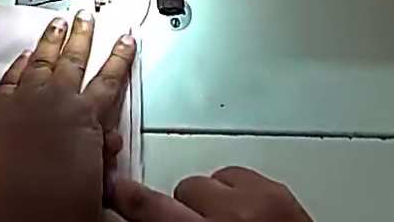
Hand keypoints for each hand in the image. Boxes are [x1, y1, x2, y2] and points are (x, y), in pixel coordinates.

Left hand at [0, 11, 135, 221]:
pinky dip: (20, 63)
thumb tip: (109, 150)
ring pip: (42, 59)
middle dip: (82, 35)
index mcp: (83, 121)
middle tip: (87, 14)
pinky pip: (12, 75)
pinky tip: (24, 54)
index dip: (120, 59)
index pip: (108, 82)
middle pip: (73, 59)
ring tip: (58, 22)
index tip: (125, 39)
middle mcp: (54, 101)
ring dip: (51, 39)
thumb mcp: (92, 196)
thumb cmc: (44, 211)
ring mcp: (22, 100)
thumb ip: (103, 166)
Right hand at [110, 167, 312, 221]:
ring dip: (216, 200)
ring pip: (211, 179)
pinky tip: (251, 219)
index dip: (132, 200)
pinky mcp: (279, 191)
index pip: (157, 212)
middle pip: (183, 188)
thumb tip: (149, 221)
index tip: (114, 188)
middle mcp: (232, 217)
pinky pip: (239, 176)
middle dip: (186, 208)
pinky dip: (239, 194)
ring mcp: (259, 200)